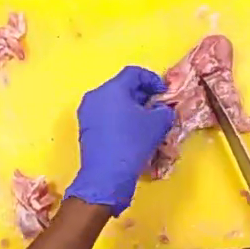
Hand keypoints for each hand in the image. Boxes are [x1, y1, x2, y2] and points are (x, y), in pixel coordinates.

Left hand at [64, 65, 174, 213]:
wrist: (107, 175)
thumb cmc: (133, 143)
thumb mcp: (158, 124)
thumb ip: (164, 110)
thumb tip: (162, 110)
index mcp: (112, 89)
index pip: (133, 73)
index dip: (152, 79)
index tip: (163, 92)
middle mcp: (95, 97)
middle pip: (121, 87)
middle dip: (141, 95)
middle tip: (156, 107)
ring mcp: (87, 114)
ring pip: (112, 103)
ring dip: (130, 108)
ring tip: (145, 122)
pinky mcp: (85, 130)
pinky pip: (105, 116)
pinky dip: (119, 119)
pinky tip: (131, 133)